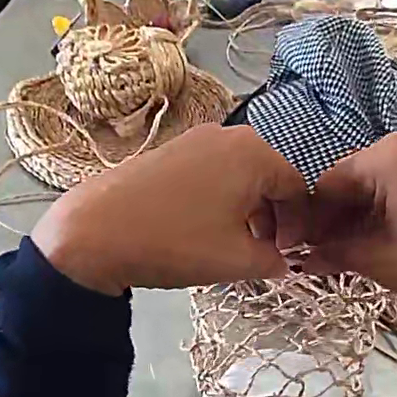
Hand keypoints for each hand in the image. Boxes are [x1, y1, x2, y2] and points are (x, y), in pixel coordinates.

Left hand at [32, 125, 305, 295]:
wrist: (93, 233)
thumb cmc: (176, 242)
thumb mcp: (237, 260)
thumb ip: (274, 261)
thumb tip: (284, 261)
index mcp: (255, 153)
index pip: (300, 185)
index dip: (302, 223)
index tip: (292, 254)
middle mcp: (230, 135)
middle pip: (273, 175)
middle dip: (278, 215)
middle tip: (268, 250)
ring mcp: (196, 139)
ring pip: (244, 173)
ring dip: (252, 208)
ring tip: (239, 242)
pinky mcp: (171, 150)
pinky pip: (216, 170)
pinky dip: (225, 197)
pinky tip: (208, 226)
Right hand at [298, 127, 396, 317]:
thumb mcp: (387, 261)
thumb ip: (337, 253)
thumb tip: (304, 256)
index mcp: (387, 154)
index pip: (327, 183)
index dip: (310, 220)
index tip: (300, 251)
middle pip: (354, 179)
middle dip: (337, 218)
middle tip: (327, 258)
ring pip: (381, 182)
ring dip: (363, 216)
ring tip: (355, 254)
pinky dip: (391, 208)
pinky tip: (387, 237)